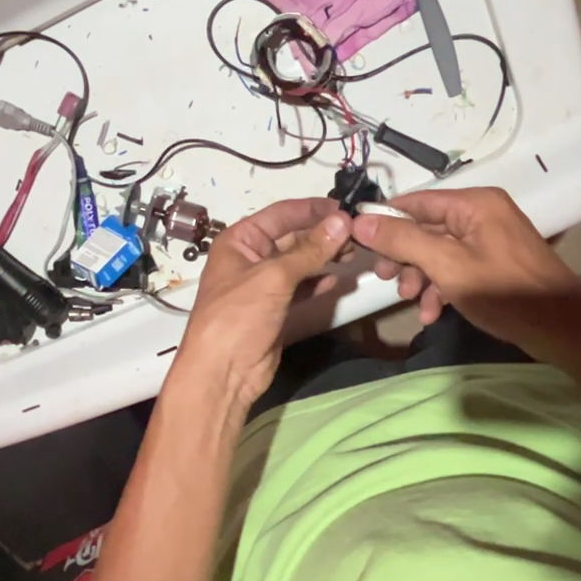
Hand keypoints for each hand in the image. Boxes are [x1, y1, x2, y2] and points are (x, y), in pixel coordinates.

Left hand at [178, 198, 350, 409]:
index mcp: (240, 240)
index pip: (281, 213)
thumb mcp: (274, 277)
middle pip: (292, 237)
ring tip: (352, 254)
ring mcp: (264, 285)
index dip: (313, 209)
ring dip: (324, 257)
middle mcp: (250, 257)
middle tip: (357, 234)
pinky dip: (318, 282)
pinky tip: (338, 279)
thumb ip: (310, 250)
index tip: (347, 209)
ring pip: (299, 263)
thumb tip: (343, 221)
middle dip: (323, 234)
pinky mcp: (276, 309)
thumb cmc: (238, 316)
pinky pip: (301, 287)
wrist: (222, 372)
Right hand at [351, 187, 580, 341]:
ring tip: (410, 301)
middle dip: (402, 256)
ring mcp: (489, 240)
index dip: (384, 220)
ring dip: (419, 277)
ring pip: (437, 251)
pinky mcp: (493, 264)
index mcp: (473, 204)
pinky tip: (432, 313)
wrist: (559, 327)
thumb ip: (403, 241)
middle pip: (425, 227)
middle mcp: (481, 214)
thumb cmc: (502, 292)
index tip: (357, 242)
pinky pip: (455, 267)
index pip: (415, 201)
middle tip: (384, 279)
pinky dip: (440, 287)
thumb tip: (360, 220)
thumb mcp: (446, 265)